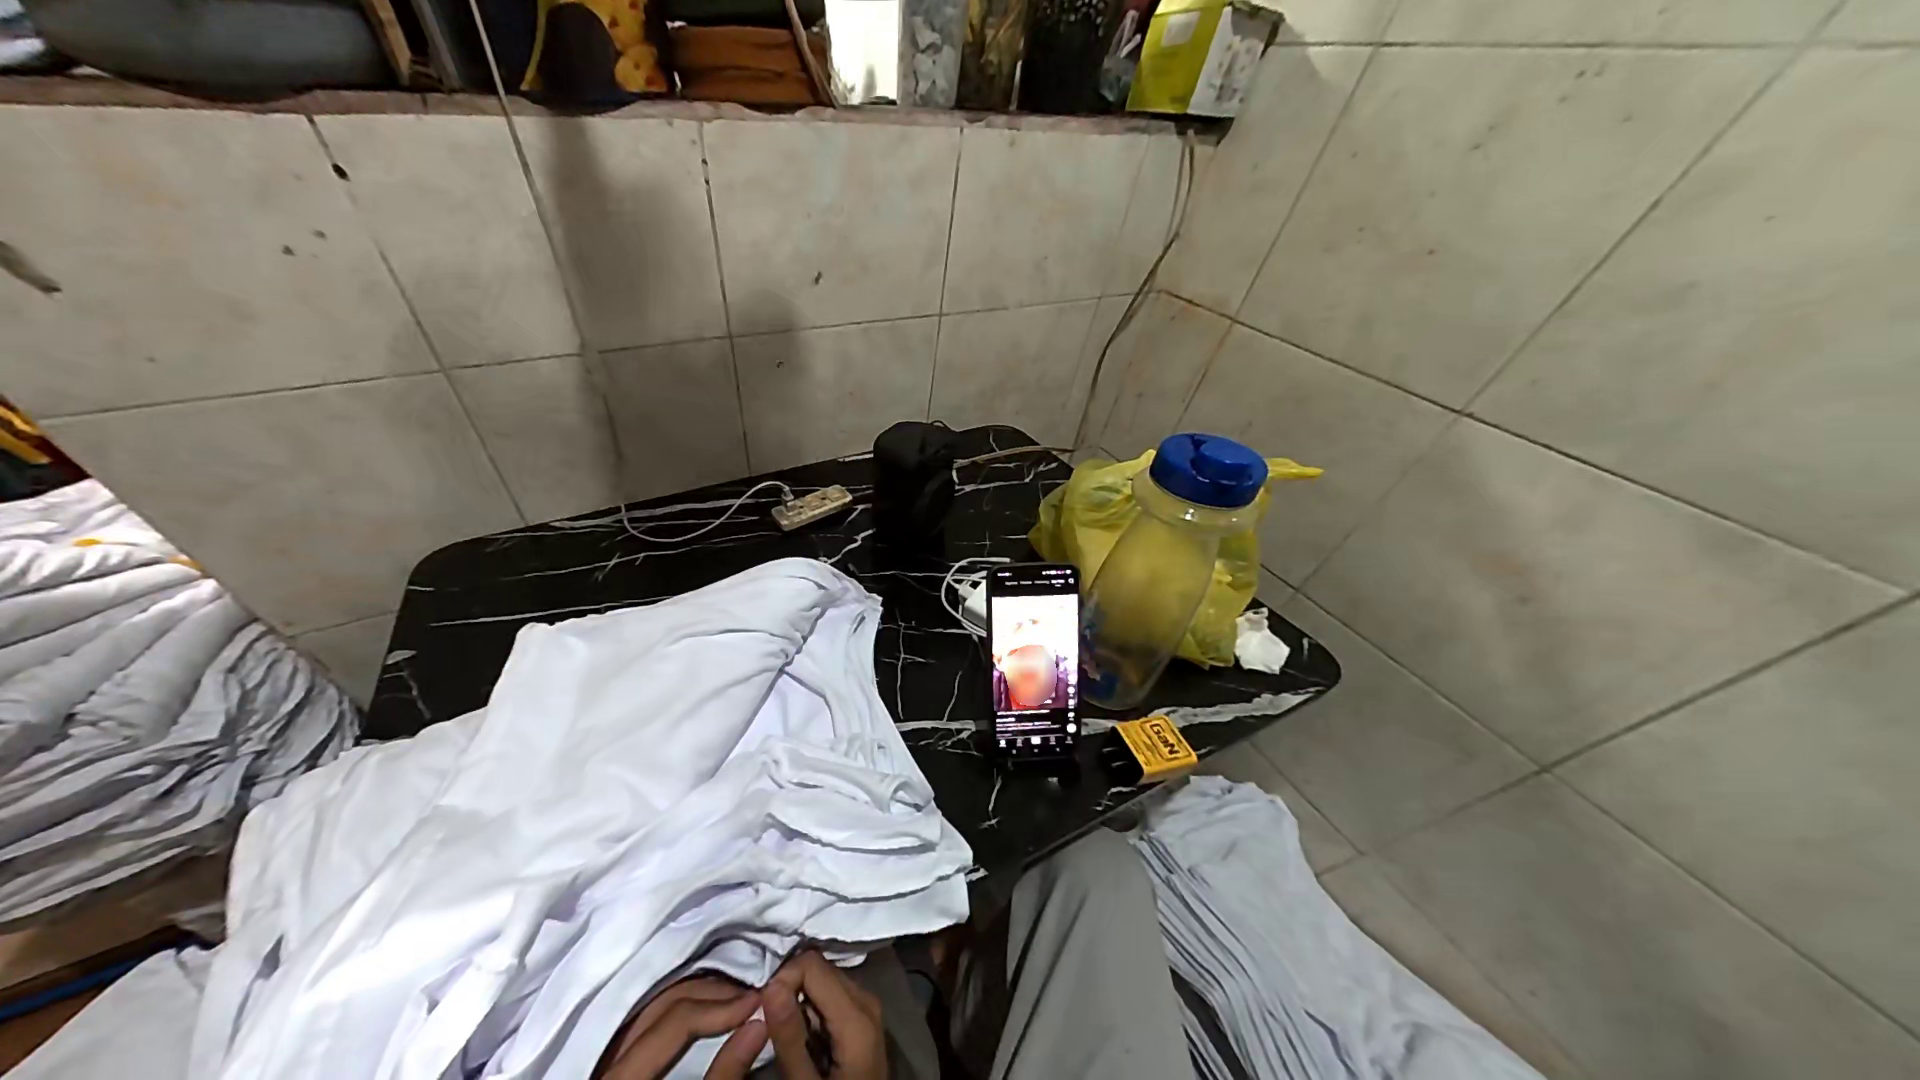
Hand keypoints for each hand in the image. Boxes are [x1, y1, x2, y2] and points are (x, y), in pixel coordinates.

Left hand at [593, 975, 769, 1079]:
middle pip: (661, 1005)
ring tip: (736, 1005)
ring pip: (652, 1009)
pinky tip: (709, 1020)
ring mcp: (605, 1069)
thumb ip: (725, 1076)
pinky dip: (681, 1018)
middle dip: (712, 996)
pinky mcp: (615, 1075)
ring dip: (698, 1001)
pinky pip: (646, 1027)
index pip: (673, 1021)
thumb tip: (758, 1023)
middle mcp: (604, 1068)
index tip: (757, 1001)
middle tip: (752, 999)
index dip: (719, 1006)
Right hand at [763, 951, 887, 1079]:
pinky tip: (799, 1032)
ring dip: (797, 996)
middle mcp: (867, 999)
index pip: (813, 964)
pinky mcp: (862, 1014)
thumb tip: (770, 986)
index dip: (783, 979)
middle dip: (788, 986)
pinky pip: (830, 993)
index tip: (762, 1008)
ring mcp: (867, 1005)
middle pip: (819, 968)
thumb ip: (789, 1037)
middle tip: (766, 1020)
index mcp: (857, 1016)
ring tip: (780, 1029)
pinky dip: (809, 1006)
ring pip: (823, 978)